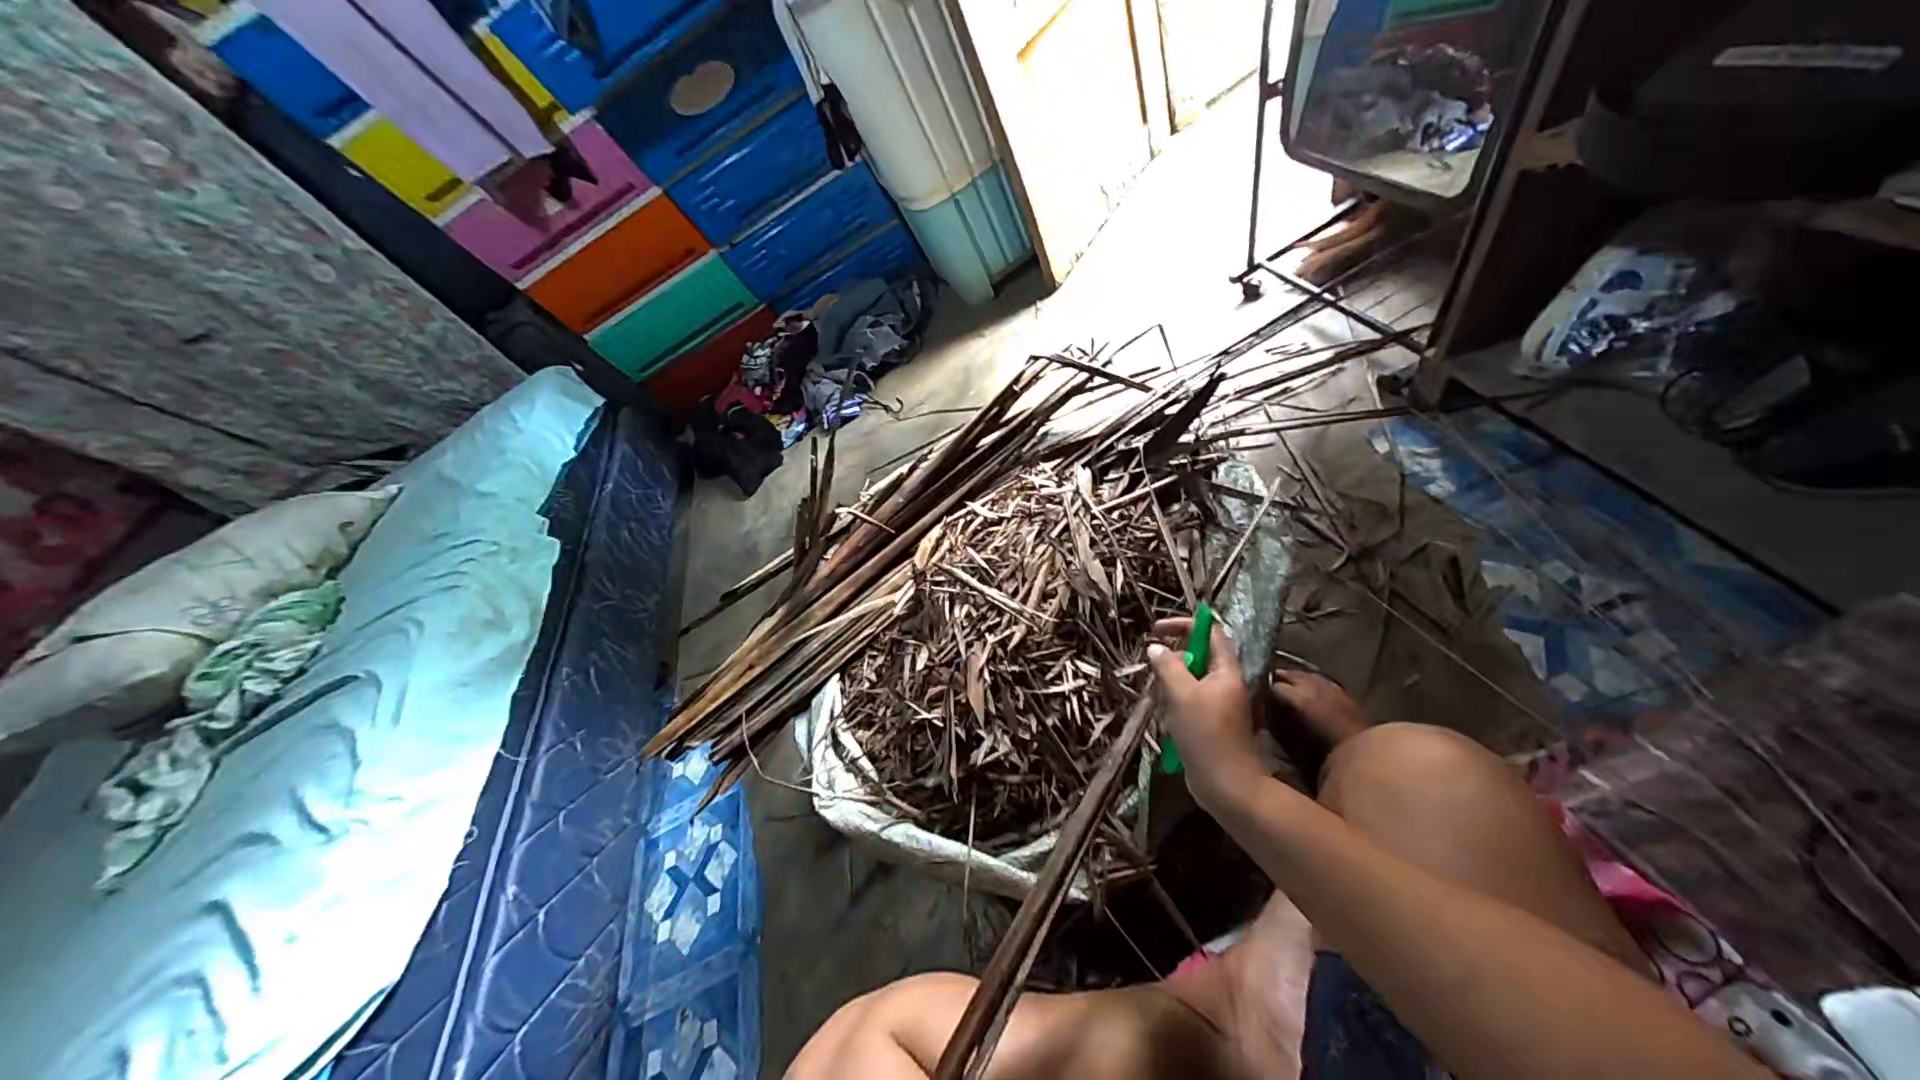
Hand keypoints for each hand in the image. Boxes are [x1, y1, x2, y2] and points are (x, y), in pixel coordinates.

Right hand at [1148, 617, 1262, 804]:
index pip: (1209, 632)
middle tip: (1155, 673)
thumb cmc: (1206, 734)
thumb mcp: (1181, 694)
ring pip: (1189, 681)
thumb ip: (1168, 666)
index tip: (1156, 630)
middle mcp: (1226, 683)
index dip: (1183, 625)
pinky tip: (1167, 722)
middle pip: (1197, 656)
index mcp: (1227, 671)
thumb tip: (1156, 648)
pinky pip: (1188, 702)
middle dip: (1172, 661)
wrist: (1226, 784)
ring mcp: (1219, 704)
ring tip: (1161, 703)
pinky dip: (1173, 705)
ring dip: (1170, 686)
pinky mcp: (1210, 723)